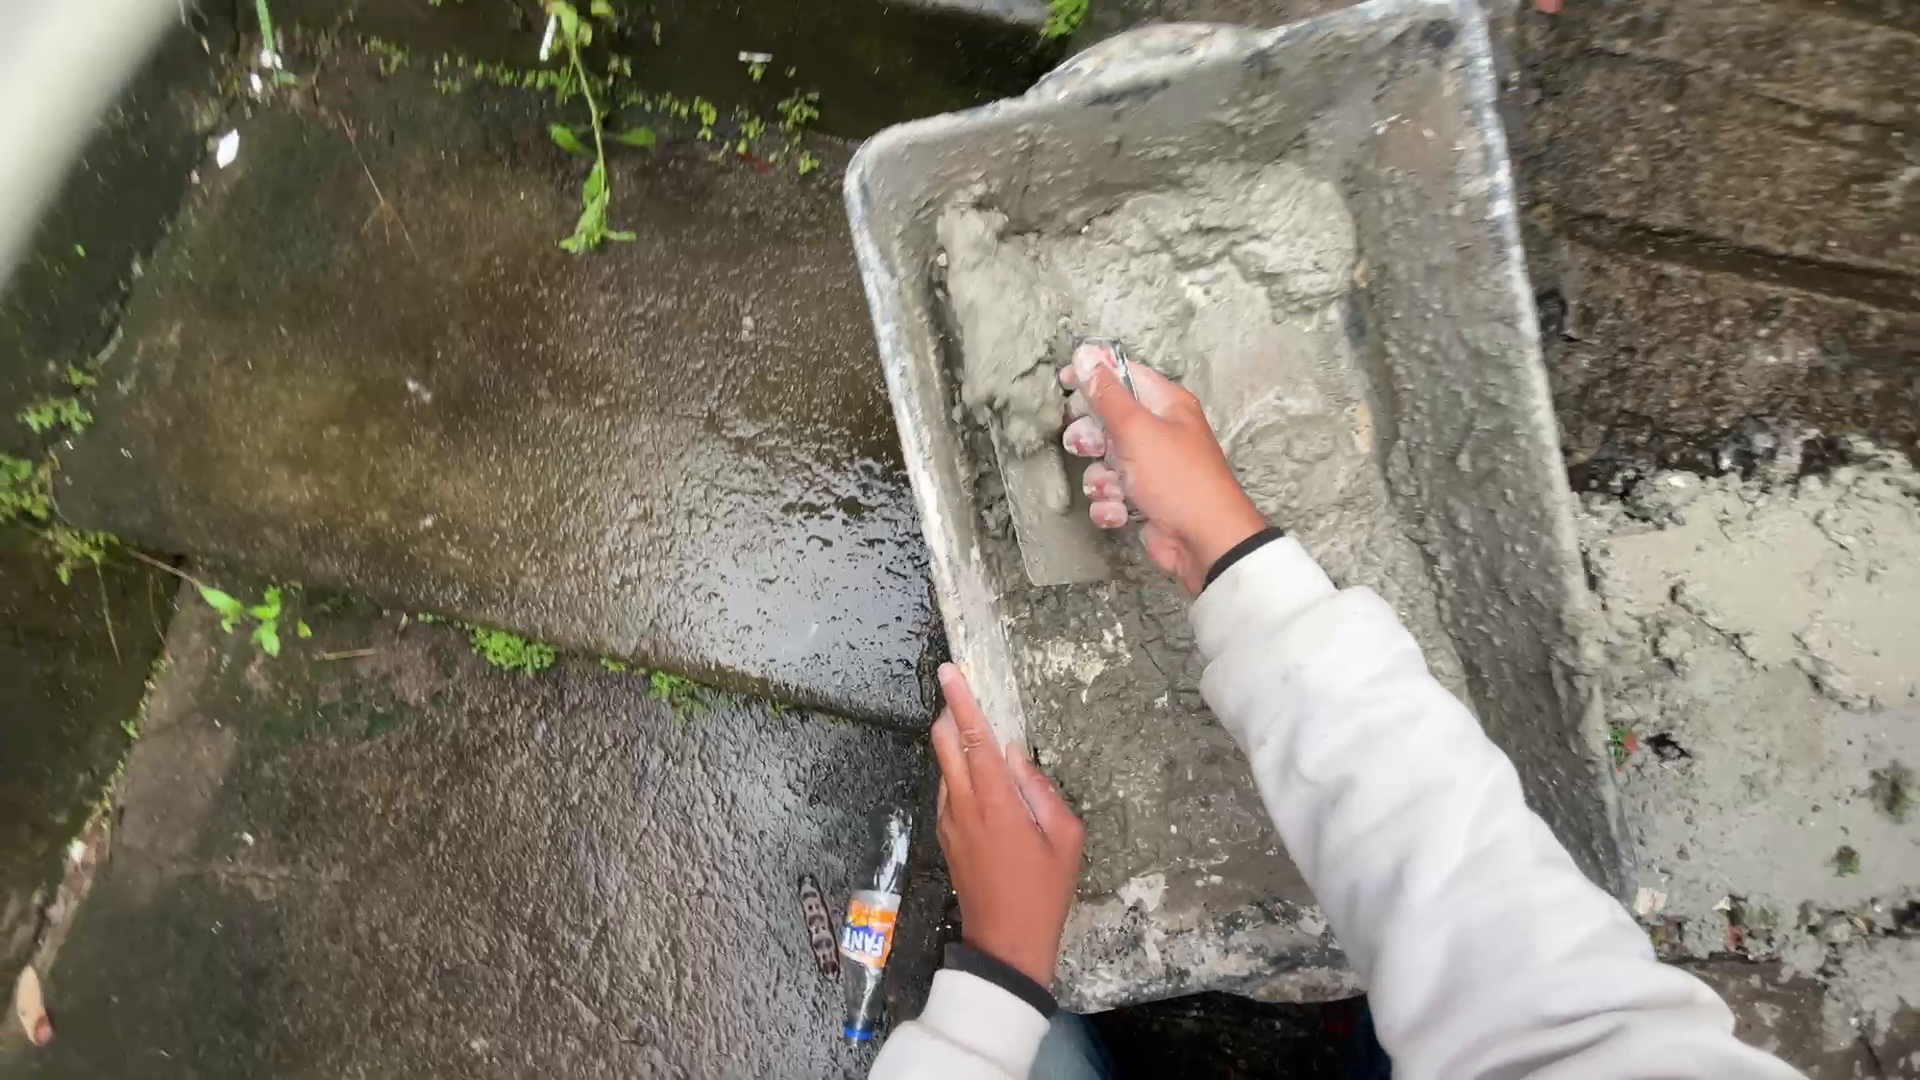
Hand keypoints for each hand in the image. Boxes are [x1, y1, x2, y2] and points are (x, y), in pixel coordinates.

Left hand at [929, 663, 1084, 986]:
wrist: (1005, 944)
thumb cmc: (1044, 891)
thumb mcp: (1065, 838)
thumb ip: (1040, 788)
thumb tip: (1015, 754)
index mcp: (995, 799)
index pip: (972, 737)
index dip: (960, 700)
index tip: (949, 670)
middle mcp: (963, 803)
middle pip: (943, 742)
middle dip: (950, 712)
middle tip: (967, 696)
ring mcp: (949, 820)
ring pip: (943, 764)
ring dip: (955, 743)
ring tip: (983, 742)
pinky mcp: (944, 835)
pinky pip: (948, 789)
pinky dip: (959, 772)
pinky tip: (985, 785)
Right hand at [1059, 341, 1266, 593]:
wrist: (1201, 540)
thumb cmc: (1180, 480)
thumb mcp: (1137, 429)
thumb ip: (1107, 394)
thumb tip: (1086, 358)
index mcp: (1165, 405)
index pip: (1123, 376)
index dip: (1093, 376)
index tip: (1063, 382)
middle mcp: (1159, 432)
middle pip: (1105, 421)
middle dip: (1090, 438)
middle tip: (1092, 446)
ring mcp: (1150, 467)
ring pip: (1101, 462)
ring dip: (1100, 478)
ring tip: (1115, 487)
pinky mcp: (1141, 498)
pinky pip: (1108, 494)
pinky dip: (1110, 504)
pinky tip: (1122, 511)